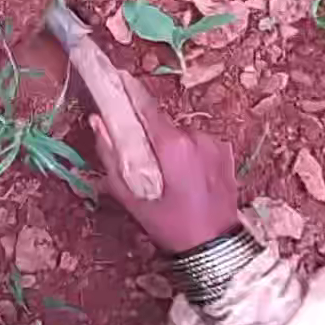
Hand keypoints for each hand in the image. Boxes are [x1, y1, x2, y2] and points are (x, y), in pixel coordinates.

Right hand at [90, 75, 240, 251]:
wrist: (216, 248)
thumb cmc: (169, 223)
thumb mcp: (131, 195)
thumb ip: (111, 155)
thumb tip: (98, 122)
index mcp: (172, 145)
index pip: (146, 106)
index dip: (129, 90)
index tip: (116, 76)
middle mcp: (196, 136)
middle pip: (161, 122)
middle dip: (147, 132)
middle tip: (138, 155)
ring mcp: (215, 143)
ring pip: (179, 134)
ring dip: (168, 145)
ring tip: (165, 175)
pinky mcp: (226, 151)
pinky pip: (196, 143)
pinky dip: (186, 153)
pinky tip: (184, 177)